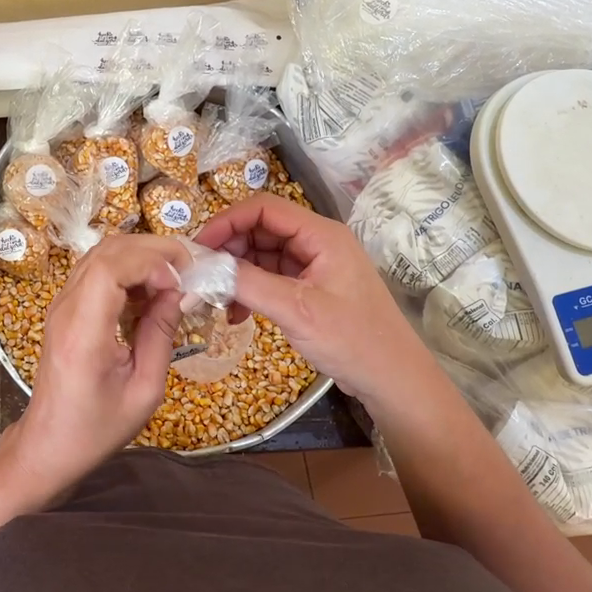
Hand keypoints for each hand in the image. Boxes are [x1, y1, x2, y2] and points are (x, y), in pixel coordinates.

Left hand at [11, 233, 189, 486]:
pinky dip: (127, 269)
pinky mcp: (64, 307)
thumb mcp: (144, 391)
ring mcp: (60, 304)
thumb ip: (161, 336)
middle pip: (107, 251)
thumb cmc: (97, 427)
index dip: (148, 262)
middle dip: (152, 250)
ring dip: (140, 256)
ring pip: (101, 254)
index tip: (179, 283)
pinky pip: (96, 270)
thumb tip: (180, 293)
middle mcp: (66, 308)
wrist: (49, 443)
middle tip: (189, 270)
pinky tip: (149, 292)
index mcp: (83, 332)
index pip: (109, 268)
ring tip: (174, 279)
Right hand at [195, 194, 412, 401]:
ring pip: (262, 254)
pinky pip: (270, 277)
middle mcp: (317, 242)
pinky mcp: (310, 288)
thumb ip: (249, 283)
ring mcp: (314, 265)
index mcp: (321, 235)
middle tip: (202, 275)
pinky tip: (235, 314)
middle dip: (228, 250)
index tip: (198, 247)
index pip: (264, 209)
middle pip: (261, 230)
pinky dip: (250, 291)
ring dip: (236, 274)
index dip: (227, 221)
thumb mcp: (296, 310)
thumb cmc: (352, 341)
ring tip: (215, 299)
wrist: (393, 382)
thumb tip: (204, 267)